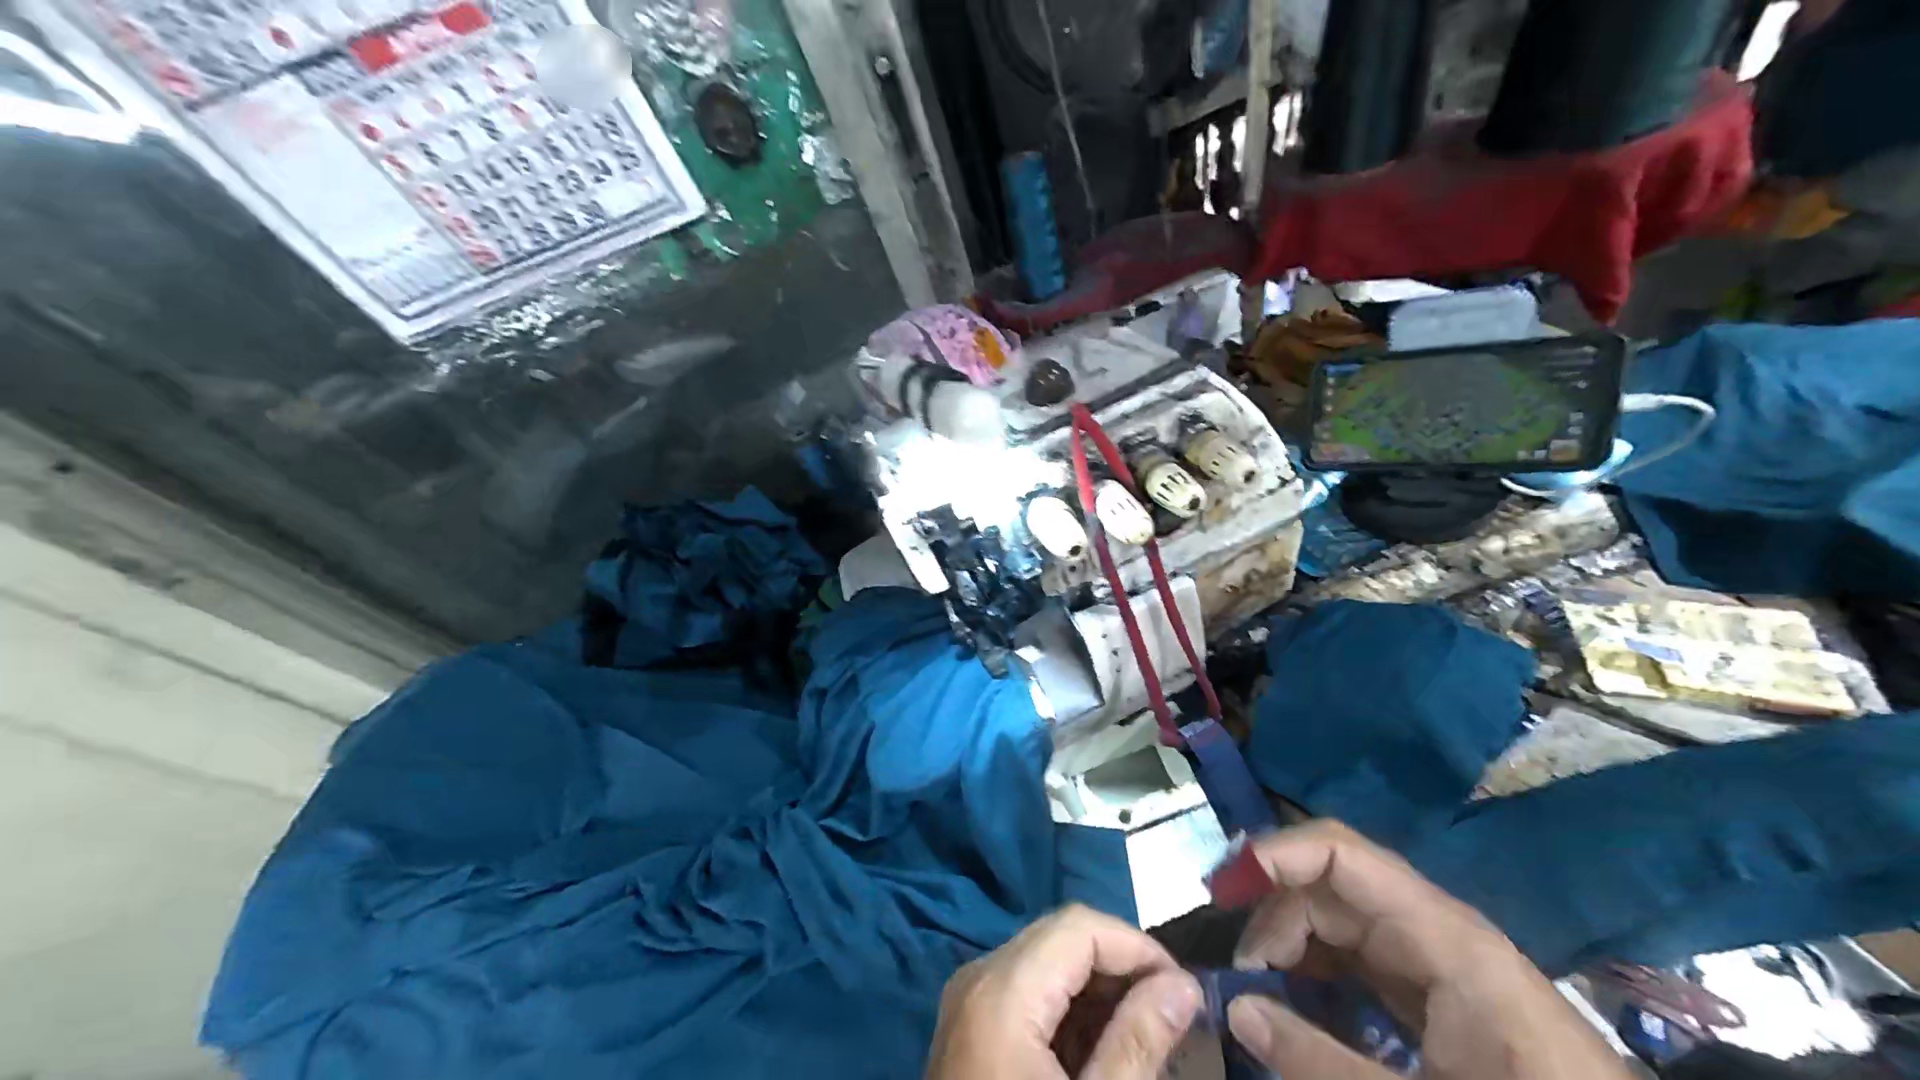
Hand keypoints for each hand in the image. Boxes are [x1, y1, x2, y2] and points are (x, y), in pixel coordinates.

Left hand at [926, 904, 1202, 1079]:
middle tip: (1174, 1014)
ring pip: (1047, 960)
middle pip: (1061, 937)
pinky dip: (1071, 1008)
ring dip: (1100, 988)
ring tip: (1148, 1034)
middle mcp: (979, 978)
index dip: (1138, 947)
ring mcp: (970, 1000)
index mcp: (1000, 991)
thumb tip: (1184, 984)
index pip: (1079, 927)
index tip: (1186, 992)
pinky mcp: (973, 1025)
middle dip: (1122, 966)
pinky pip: (1029, 990)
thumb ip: (1139, 1041)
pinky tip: (1104, 1049)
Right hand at [1226, 821, 1632, 1079]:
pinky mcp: (1437, 995)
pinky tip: (1298, 1005)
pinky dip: (1317, 972)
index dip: (1273, 856)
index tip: (1220, 895)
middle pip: (1329, 885)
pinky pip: (1359, 960)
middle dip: (1274, 915)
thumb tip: (1236, 1008)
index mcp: (1443, 936)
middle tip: (1241, 977)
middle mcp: (1434, 931)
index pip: (1340, 853)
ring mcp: (1436, 962)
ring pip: (1339, 921)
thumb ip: (1323, 1063)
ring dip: (1290, 943)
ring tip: (1259, 991)